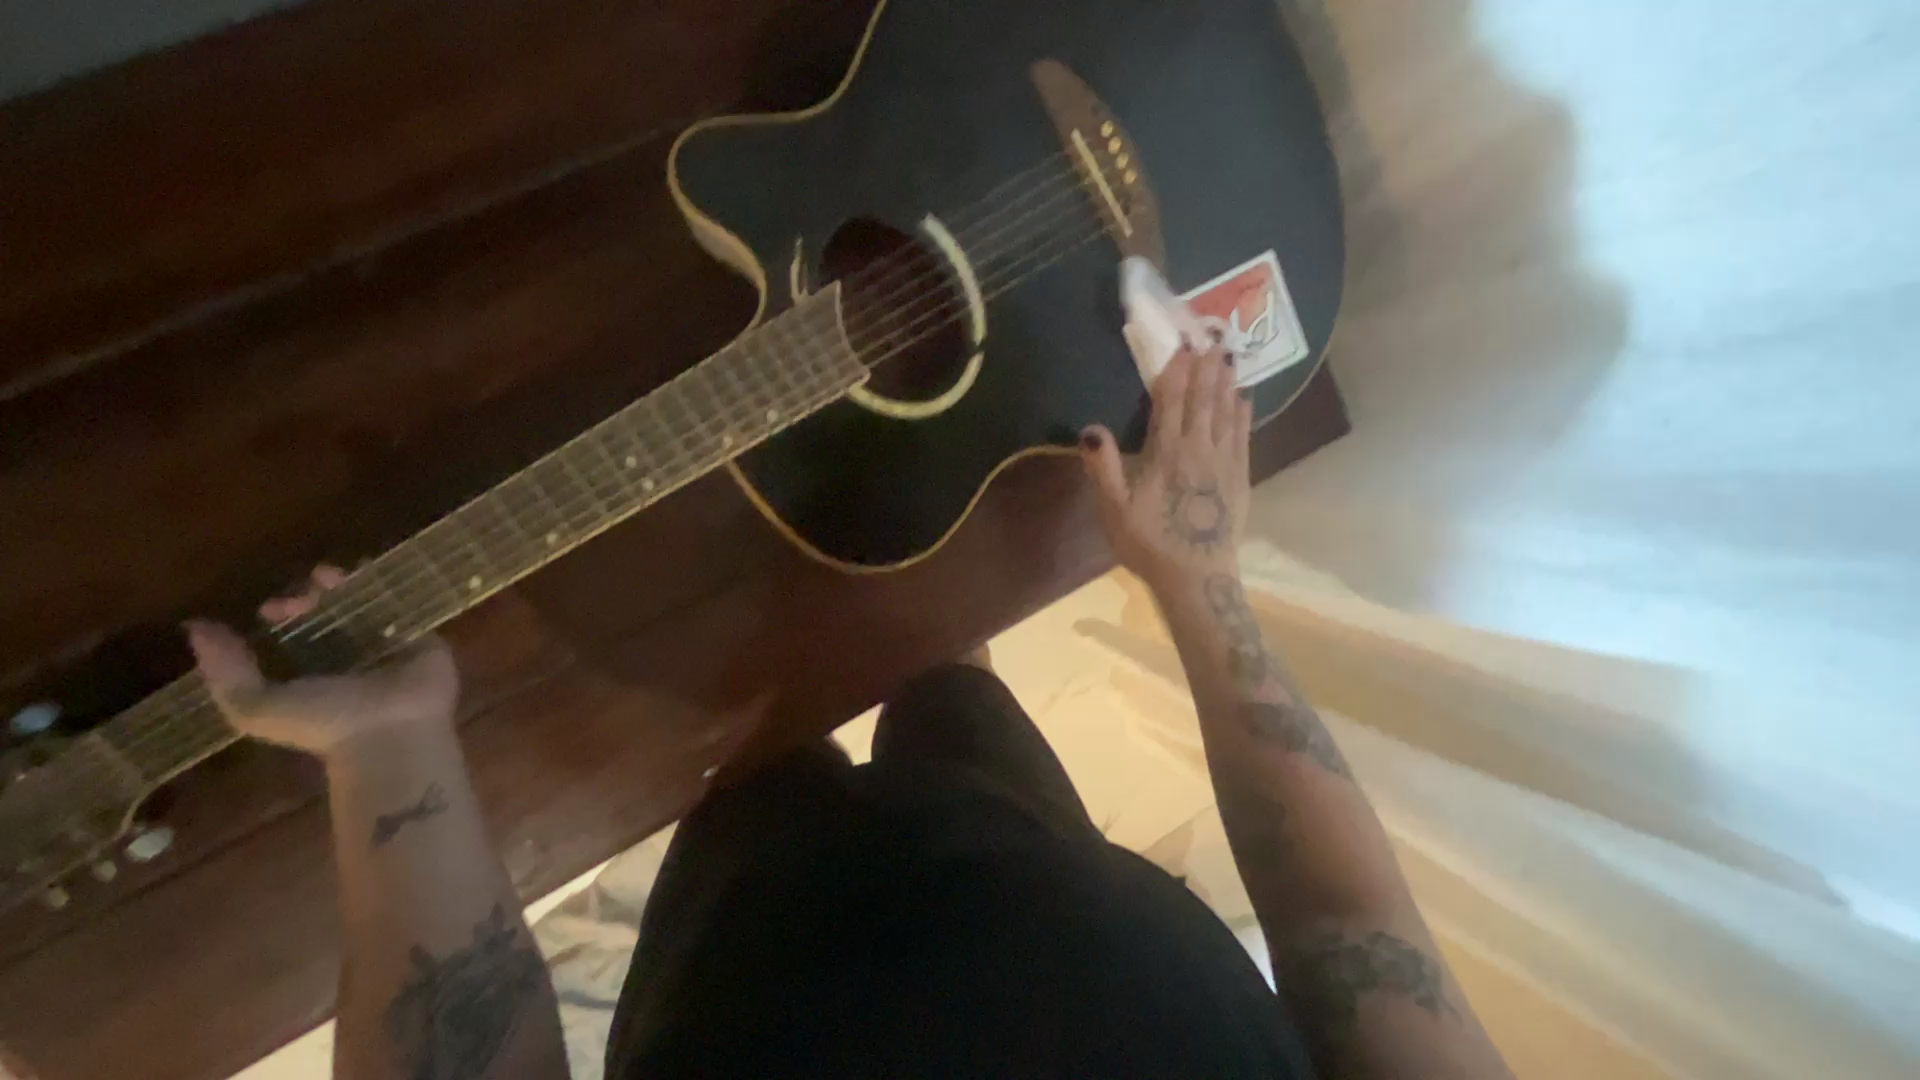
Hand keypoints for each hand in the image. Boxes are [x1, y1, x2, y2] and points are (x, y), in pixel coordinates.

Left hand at [185, 565, 459, 759]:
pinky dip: (393, 587)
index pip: (295, 632)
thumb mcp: (253, 706)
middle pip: (331, 613)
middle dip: (313, 595)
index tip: (272, 608)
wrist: (389, 731)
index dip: (281, 613)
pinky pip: (408, 606)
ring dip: (349, 585)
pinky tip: (373, 572)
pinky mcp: (424, 637)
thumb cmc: (322, 721)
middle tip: (308, 590)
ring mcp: (388, 646)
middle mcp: (349, 656)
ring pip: (368, 604)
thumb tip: (196, 625)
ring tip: (332, 574)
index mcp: (312, 673)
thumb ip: (225, 669)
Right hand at [1081, 345, 1251, 591]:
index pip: (1170, 402)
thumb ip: (1103, 467)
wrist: (1196, 576)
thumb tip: (1090, 428)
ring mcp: (1224, 462)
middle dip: (1205, 367)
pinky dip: (1243, 413)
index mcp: (1165, 454)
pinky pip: (1243, 436)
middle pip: (1202, 400)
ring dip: (1225, 382)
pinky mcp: (1241, 478)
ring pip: (1226, 413)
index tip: (1180, 344)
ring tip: (1228, 355)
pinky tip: (1244, 398)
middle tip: (1211, 336)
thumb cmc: (1149, 543)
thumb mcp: (1115, 509)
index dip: (1175, 371)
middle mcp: (1198, 449)